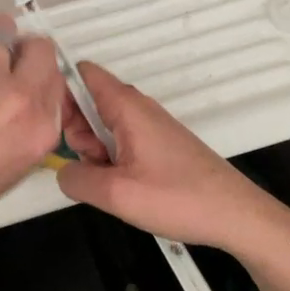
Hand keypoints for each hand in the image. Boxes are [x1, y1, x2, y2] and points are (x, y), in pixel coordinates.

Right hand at [56, 62, 266, 247]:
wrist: (236, 216)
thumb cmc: (178, 198)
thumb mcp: (115, 195)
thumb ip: (75, 178)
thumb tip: (63, 171)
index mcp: (126, 106)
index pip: (81, 73)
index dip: (59, 92)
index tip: (53, 126)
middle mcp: (138, 107)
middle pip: (88, 101)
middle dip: (76, 129)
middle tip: (89, 162)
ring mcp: (150, 125)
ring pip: (104, 124)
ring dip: (94, 149)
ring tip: (110, 180)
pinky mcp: (159, 144)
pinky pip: (122, 140)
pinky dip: (113, 158)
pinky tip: (124, 186)